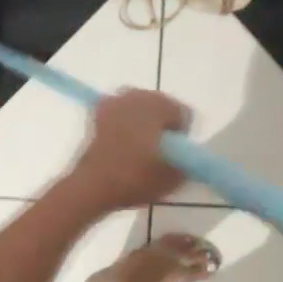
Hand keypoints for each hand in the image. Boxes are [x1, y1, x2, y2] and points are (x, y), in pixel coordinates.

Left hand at [64, 89, 190, 210]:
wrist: (93, 185)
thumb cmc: (135, 179)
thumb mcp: (174, 177)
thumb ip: (189, 161)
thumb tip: (187, 155)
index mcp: (159, 106)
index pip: (183, 114)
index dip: (180, 135)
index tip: (173, 154)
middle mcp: (138, 95)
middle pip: (161, 106)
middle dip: (162, 124)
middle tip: (157, 151)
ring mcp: (115, 101)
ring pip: (140, 107)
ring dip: (143, 121)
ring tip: (138, 147)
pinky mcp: (98, 112)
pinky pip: (119, 111)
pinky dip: (123, 121)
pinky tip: (122, 139)